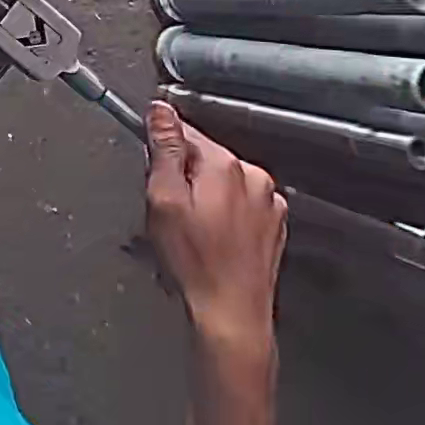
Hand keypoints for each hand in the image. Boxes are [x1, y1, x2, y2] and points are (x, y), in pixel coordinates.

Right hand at [145, 99, 286, 353]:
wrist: (231, 313)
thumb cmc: (195, 262)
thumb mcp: (163, 197)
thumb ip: (164, 148)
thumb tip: (161, 110)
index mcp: (224, 165)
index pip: (182, 131)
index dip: (161, 150)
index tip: (153, 171)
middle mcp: (252, 177)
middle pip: (203, 155)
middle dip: (182, 174)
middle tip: (169, 207)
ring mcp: (267, 202)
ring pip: (220, 179)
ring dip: (202, 193)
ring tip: (190, 227)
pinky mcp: (272, 223)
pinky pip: (238, 201)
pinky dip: (221, 211)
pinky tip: (210, 237)